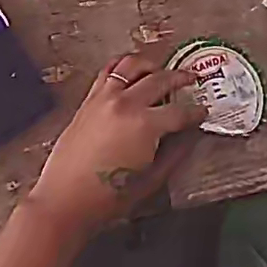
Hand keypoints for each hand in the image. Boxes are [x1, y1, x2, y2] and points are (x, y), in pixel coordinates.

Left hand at [29, 53, 205, 239]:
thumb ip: (175, 154)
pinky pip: (108, 71)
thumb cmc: (108, 198)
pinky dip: (122, 65)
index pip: (180, 112)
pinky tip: (130, 70)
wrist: (64, 202)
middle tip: (192, 79)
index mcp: (145, 125)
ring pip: (133, 65)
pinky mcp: (89, 100)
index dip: (195, 112)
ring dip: (152, 64)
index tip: (202, 112)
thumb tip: (190, 135)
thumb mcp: (151, 180)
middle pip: (161, 80)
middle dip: (181, 78)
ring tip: (161, 69)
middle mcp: (126, 104)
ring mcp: (105, 98)